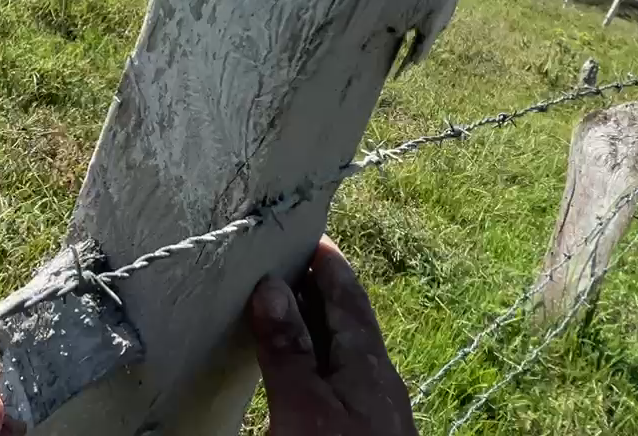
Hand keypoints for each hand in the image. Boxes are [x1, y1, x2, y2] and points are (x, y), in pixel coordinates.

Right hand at [248, 237, 417, 435]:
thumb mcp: (305, 408)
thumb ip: (288, 348)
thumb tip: (270, 284)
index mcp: (369, 364)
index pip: (346, 291)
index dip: (322, 254)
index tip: (295, 222)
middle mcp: (372, 378)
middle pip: (340, 314)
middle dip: (307, 280)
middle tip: (268, 250)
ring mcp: (365, 407)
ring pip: (332, 343)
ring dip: (302, 315)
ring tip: (265, 293)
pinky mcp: (351, 429)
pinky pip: (325, 370)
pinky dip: (300, 348)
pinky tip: (279, 355)